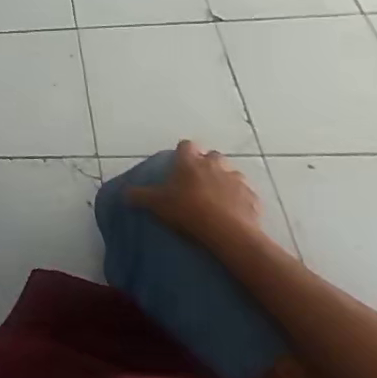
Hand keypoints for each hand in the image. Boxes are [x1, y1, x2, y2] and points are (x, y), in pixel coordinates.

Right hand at [126, 140, 263, 250]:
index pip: (186, 145)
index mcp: (190, 161)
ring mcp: (236, 179)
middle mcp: (214, 164)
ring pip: (231, 173)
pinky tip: (235, 211)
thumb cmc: (187, 210)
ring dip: (226, 180)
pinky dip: (241, 199)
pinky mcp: (252, 197)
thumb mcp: (156, 203)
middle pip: (212, 156)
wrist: (226, 232)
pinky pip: (246, 194)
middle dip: (207, 164)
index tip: (178, 164)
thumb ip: (138, 195)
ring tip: (218, 197)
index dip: (183, 153)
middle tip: (198, 180)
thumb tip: (124, 192)